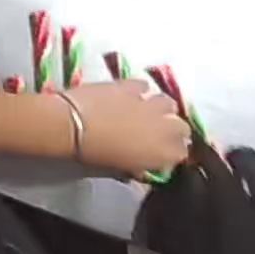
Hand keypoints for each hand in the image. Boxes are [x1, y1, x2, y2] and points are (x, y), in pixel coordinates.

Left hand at [60, 80, 189, 176]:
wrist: (71, 125)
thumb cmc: (92, 153)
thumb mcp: (119, 168)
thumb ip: (138, 165)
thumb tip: (141, 166)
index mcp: (164, 153)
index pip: (182, 152)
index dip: (171, 149)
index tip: (160, 147)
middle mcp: (165, 128)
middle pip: (181, 126)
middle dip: (170, 127)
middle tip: (154, 128)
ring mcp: (149, 105)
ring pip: (167, 103)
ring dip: (159, 106)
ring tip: (144, 108)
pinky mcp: (130, 86)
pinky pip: (143, 85)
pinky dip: (138, 89)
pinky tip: (129, 93)